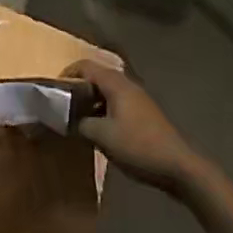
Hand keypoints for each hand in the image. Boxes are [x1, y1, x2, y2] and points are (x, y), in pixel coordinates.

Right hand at [64, 59, 204, 194]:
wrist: (178, 166)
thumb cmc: (137, 145)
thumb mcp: (102, 136)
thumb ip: (81, 124)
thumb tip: (68, 119)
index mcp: (116, 83)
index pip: (86, 66)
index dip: (67, 73)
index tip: (53, 90)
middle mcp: (127, 84)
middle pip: (97, 77)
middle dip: (78, 88)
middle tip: (63, 106)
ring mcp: (138, 99)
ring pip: (108, 92)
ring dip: (91, 101)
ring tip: (77, 119)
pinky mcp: (144, 114)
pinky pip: (117, 104)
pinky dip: (103, 110)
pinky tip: (99, 130)